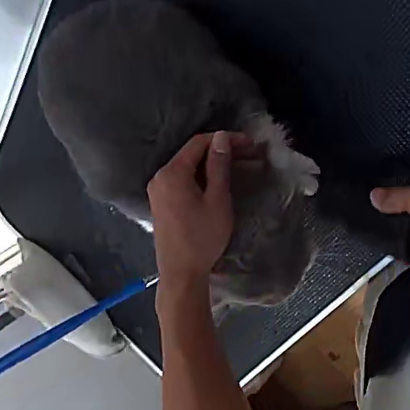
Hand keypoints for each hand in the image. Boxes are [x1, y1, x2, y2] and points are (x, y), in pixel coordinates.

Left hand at [148, 130, 252, 284]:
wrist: (181, 271)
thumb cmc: (203, 237)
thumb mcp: (217, 200)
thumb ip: (219, 167)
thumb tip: (222, 138)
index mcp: (172, 173)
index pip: (199, 143)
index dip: (225, 139)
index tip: (250, 144)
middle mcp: (160, 176)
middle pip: (192, 153)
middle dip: (221, 151)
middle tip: (250, 155)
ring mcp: (158, 189)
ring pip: (188, 166)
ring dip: (213, 164)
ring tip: (239, 167)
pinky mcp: (162, 201)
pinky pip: (183, 179)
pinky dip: (202, 176)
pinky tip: (219, 181)